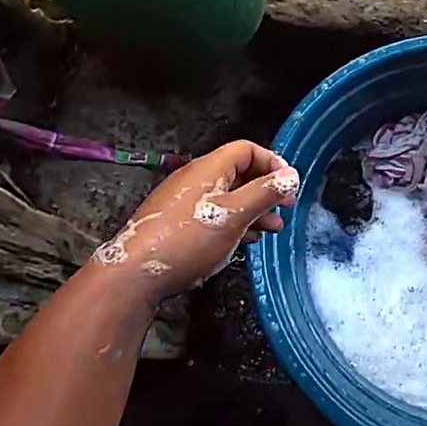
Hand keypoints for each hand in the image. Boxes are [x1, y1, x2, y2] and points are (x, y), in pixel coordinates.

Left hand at [86, 140, 299, 296]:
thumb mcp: (235, 214)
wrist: (136, 275)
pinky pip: (216, 214)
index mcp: (209, 170)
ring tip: (272, 227)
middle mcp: (196, 180)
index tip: (288, 183)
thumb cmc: (186, 241)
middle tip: (285, 206)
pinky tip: (247, 238)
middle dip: (266, 189)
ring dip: (255, 209)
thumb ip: (265, 193)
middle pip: (240, 173)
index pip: (247, 150)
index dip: (272, 162)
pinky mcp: (180, 223)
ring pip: (230, 197)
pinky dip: (237, 222)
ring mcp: (187, 202)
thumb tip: (291, 175)